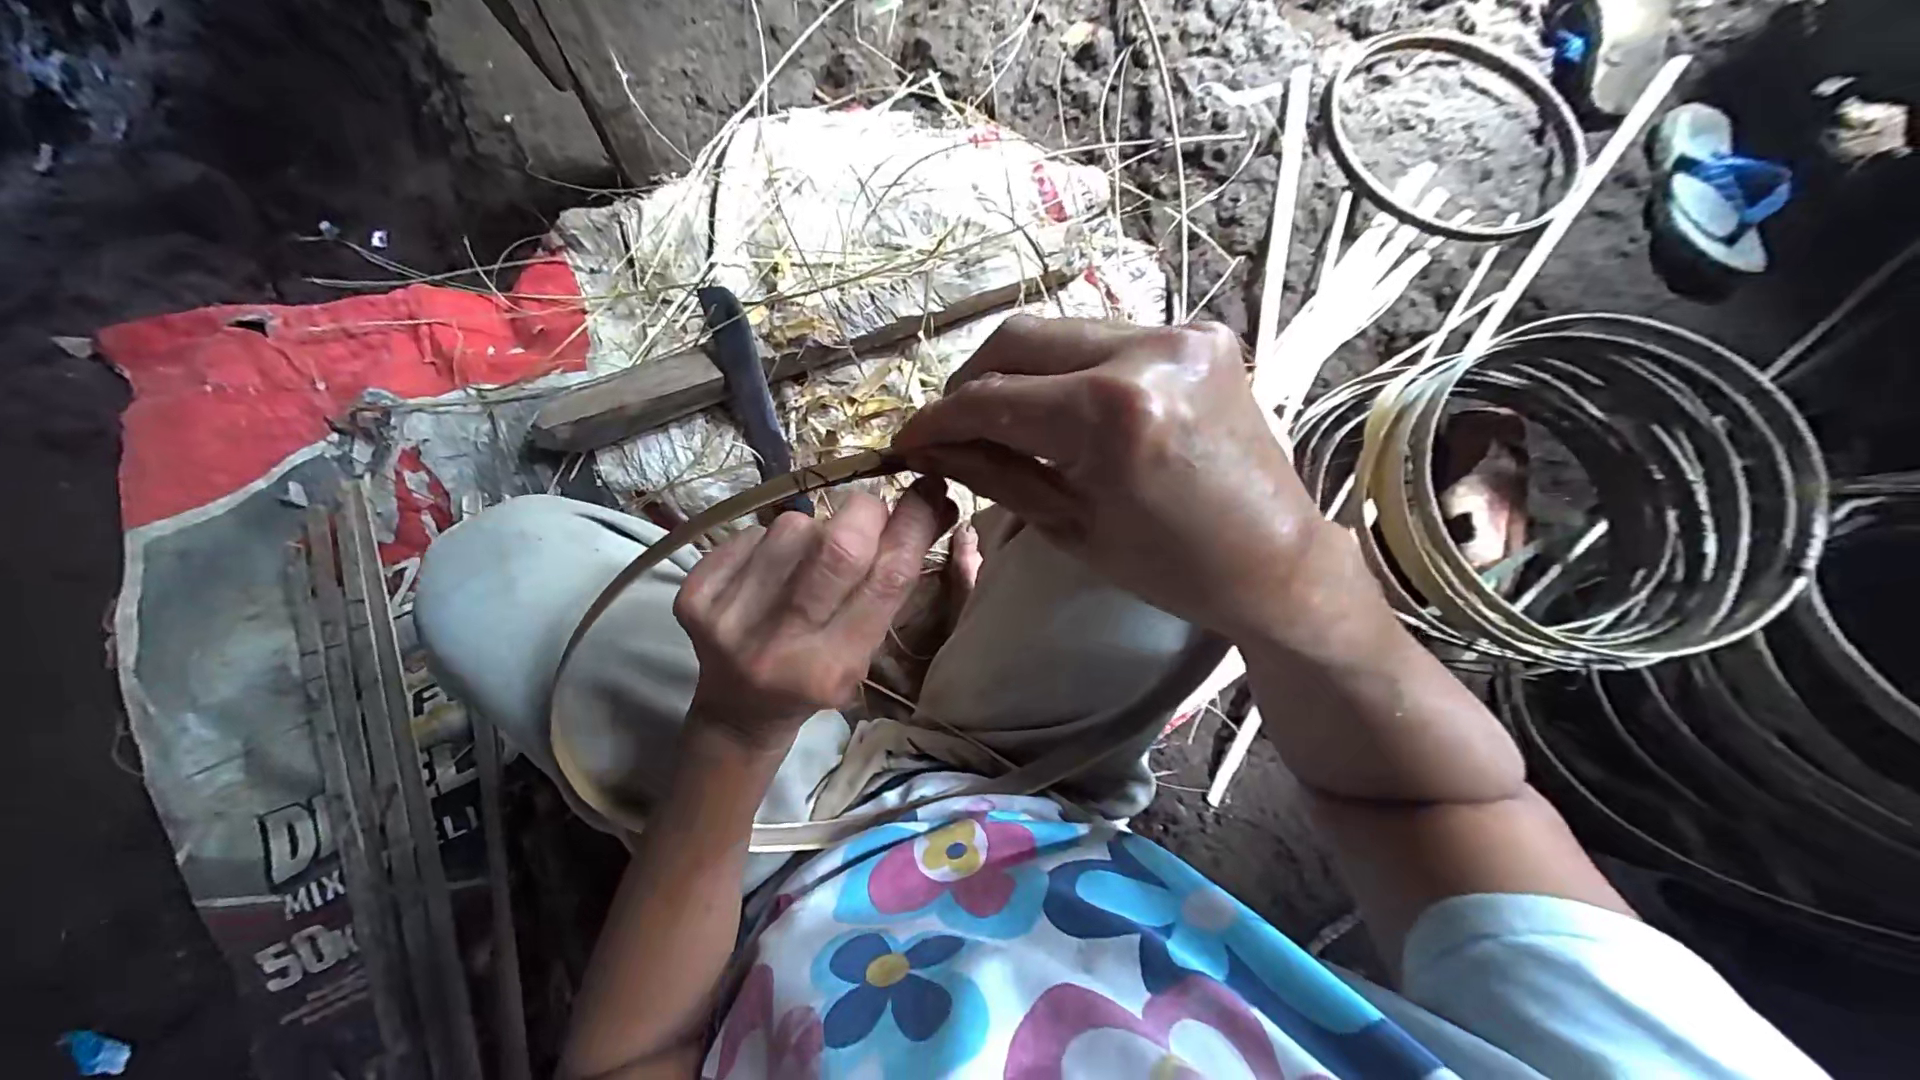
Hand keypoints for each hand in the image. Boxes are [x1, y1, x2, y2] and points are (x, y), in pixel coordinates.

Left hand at [673, 477, 955, 749]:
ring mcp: (729, 621)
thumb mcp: (865, 647)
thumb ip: (893, 582)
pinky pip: (751, 533)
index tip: (928, 489)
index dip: (914, 525)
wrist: (738, 711)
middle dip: (866, 512)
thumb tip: (935, 502)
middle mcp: (780, 647)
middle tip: (869, 512)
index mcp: (835, 667)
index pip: (887, 579)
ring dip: (813, 528)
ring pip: (793, 528)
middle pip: (838, 548)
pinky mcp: (692, 597)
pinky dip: (771, 540)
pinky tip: (769, 569)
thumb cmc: (816, 678)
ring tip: (809, 557)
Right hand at [892, 316, 1343, 640]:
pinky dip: (1065, 370)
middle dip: (970, 384)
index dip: (938, 420)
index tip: (907, 440)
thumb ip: (992, 472)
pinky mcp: (1198, 333)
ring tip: (1002, 419)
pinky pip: (1103, 339)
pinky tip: (1060, 408)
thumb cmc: (1170, 568)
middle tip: (952, 427)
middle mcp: (1146, 350)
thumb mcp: (1069, 525)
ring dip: (1016, 372)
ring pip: (1058, 331)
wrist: (1275, 561)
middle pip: (1018, 339)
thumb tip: (930, 448)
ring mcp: (1179, 332)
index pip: (992, 400)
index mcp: (1112, 415)